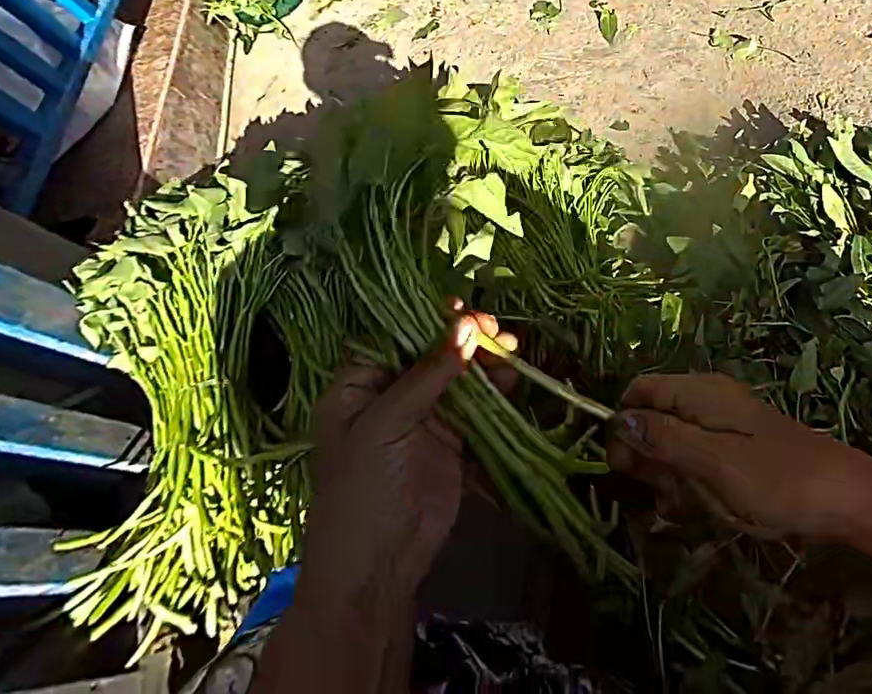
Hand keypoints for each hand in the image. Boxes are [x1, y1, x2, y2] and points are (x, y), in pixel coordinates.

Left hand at [300, 301, 516, 599]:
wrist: (378, 566)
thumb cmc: (364, 488)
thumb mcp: (387, 424)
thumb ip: (428, 374)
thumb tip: (465, 325)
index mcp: (360, 385)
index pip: (396, 337)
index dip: (428, 319)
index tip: (460, 306)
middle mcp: (391, 394)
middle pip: (432, 352)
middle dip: (463, 337)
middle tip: (493, 327)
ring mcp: (423, 416)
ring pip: (458, 375)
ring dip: (484, 360)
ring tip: (510, 347)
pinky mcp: (451, 438)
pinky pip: (475, 404)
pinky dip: (494, 389)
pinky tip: (511, 376)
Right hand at [605, 373, 871, 541]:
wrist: (847, 497)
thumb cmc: (778, 479)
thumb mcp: (713, 462)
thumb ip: (665, 438)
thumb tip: (621, 419)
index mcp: (700, 391)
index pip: (640, 390)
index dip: (623, 423)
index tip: (623, 466)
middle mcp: (708, 398)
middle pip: (655, 414)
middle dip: (648, 454)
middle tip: (664, 493)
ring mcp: (725, 421)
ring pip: (674, 439)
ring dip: (670, 472)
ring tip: (687, 504)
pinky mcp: (738, 444)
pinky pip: (698, 455)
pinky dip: (692, 478)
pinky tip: (702, 504)